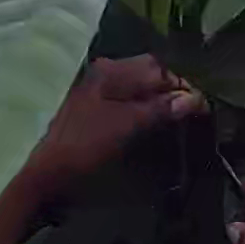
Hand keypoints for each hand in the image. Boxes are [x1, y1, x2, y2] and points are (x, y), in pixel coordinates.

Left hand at [30, 55, 204, 187]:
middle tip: (192, 110)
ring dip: (159, 99)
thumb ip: (161, 108)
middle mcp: (104, 72)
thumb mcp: (127, 125)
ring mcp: (97, 90)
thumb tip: (194, 98)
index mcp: (111, 70)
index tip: (202, 104)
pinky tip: (154, 120)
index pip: (159, 68)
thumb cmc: (84, 146)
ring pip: (139, 87)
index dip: (182, 84)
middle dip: (172, 89)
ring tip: (178, 116)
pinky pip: (128, 99)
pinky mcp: (93, 108)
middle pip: (149, 73)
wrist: (43, 175)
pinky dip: (145, 107)